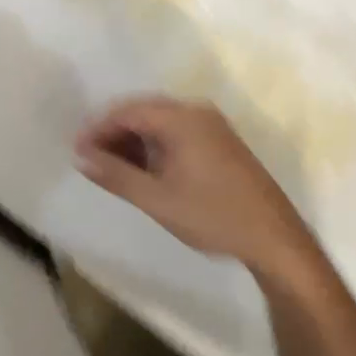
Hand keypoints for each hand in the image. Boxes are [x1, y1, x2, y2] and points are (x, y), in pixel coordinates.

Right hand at [76, 97, 321, 280]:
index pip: (126, 112)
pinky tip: (146, 170)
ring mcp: (213, 126)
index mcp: (181, 118)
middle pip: (142, 111)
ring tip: (114, 167)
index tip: (78, 151)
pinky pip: (177, 132)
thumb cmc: (213, 217)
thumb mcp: (156, 199)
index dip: (97, 129)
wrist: (278, 243)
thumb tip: (81, 157)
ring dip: (133, 140)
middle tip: (92, 158)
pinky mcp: (222, 142)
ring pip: (159, 122)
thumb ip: (115, 174)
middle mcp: (197, 112)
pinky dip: (155, 146)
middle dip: (113, 133)